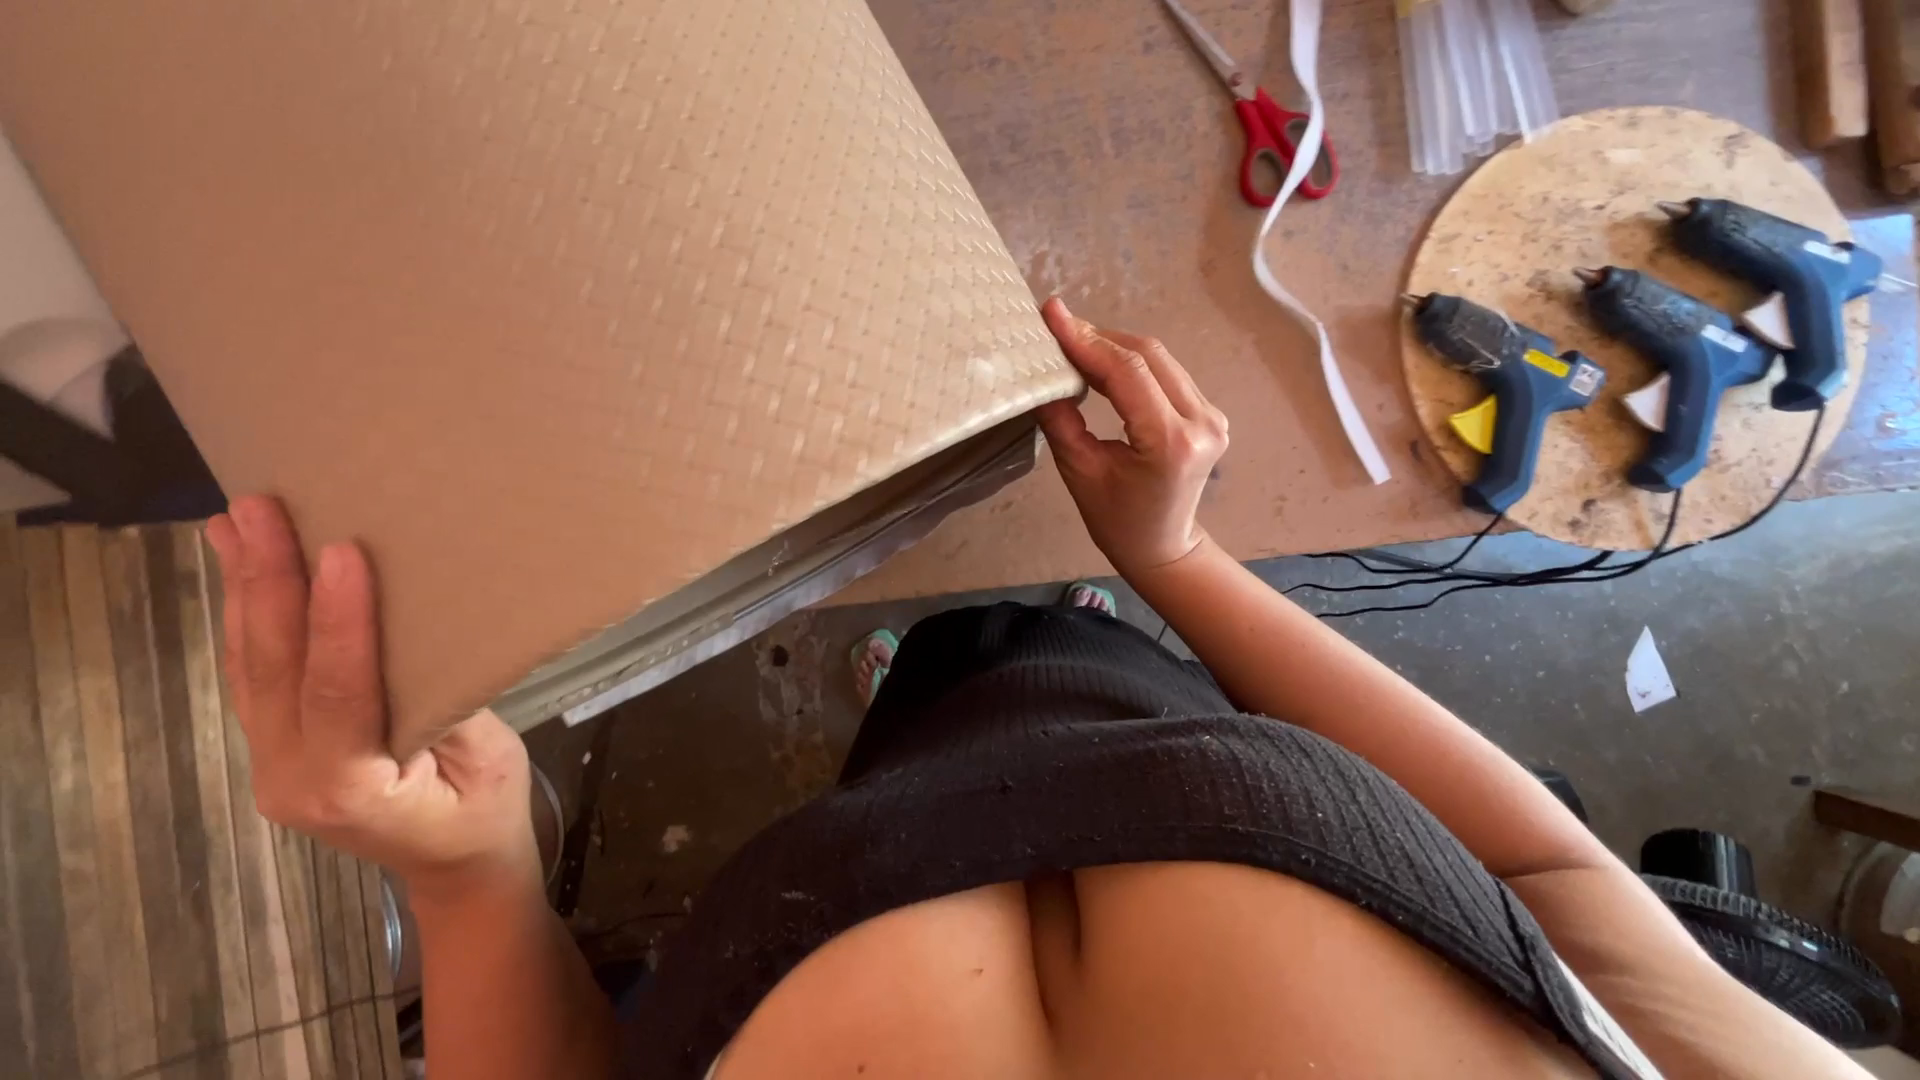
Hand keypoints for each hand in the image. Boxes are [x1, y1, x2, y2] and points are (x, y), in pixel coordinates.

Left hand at [206, 496, 539, 906]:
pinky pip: (256, 679)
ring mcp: (275, 763)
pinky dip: (250, 621)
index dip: (338, 620)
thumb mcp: (490, 762)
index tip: (341, 551)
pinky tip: (244, 578)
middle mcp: (290, 776)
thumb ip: (449, 706)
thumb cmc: (486, 816)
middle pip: (273, 669)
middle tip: (255, 510)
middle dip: (266, 583)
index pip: (337, 690)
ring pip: (251, 668)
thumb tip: (419, 639)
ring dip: (245, 591)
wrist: (456, 869)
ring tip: (232, 524)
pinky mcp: (279, 749)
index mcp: (349, 787)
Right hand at [1036, 298, 1228, 577]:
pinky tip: (1102, 361)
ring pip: (1159, 359)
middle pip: (1147, 356)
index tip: (1052, 315)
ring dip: (1114, 346)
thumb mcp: (1080, 472)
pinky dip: (1131, 362)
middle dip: (1099, 338)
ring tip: (1074, 342)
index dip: (1087, 341)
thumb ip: (1062, 420)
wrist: (1163, 546)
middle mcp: (1201, 422)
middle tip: (1057, 327)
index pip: (1127, 373)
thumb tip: (1043, 373)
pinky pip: (1166, 373)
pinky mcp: (1208, 413)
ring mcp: (1211, 416)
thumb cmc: (1117, 521)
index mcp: (1171, 443)